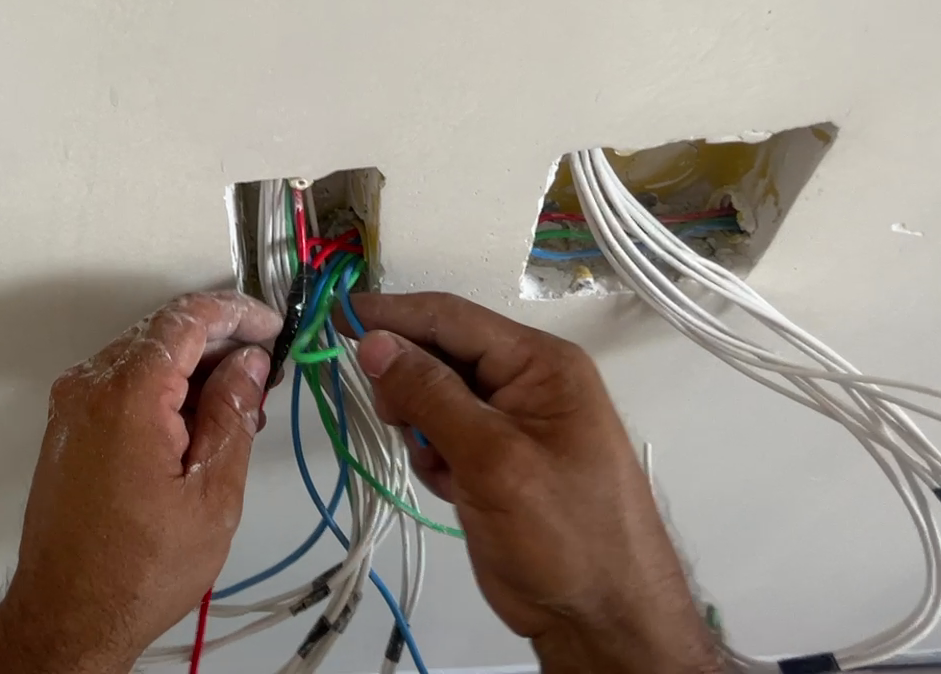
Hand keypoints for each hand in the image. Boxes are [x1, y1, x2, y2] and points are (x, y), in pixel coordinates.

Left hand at [0, 292, 280, 673]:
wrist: (66, 617)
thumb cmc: (139, 569)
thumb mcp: (210, 495)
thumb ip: (231, 414)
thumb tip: (247, 361)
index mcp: (127, 394)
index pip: (186, 319)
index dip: (235, 313)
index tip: (271, 327)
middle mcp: (91, 383)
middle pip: (163, 331)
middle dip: (219, 341)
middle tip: (263, 370)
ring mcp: (74, 400)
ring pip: (144, 354)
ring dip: (193, 365)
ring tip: (239, 402)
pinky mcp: (70, 420)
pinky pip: (123, 379)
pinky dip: (163, 385)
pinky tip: (197, 417)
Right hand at [350, 292, 719, 673]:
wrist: (602, 628)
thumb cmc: (565, 537)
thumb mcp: (493, 459)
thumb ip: (429, 394)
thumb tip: (371, 341)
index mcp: (538, 363)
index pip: (450, 318)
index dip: (391, 313)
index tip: (337, 313)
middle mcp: (522, 380)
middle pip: (436, 352)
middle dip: (407, 381)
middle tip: (391, 417)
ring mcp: (506, 418)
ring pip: (430, 392)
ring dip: (418, 424)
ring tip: (436, 464)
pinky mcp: (490, 454)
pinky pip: (437, 429)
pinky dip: (430, 453)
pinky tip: (450, 485)